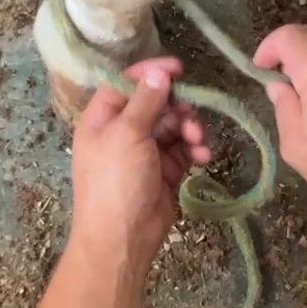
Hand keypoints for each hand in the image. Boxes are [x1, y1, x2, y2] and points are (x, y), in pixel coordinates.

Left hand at [70, 59, 211, 271]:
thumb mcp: (128, 134)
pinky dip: (195, 148)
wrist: (123, 238)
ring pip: (174, 126)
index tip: (179, 69)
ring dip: (190, 128)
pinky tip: (203, 155)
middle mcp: (123, 132)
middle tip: (190, 114)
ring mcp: (145, 152)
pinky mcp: (165, 171)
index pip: (127, 84)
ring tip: (198, 141)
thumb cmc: (116, 181)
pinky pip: (183, 149)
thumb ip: (146, 100)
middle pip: (156, 103)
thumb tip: (159, 73)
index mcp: (103, 118)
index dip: (151, 73)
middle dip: (177, 106)